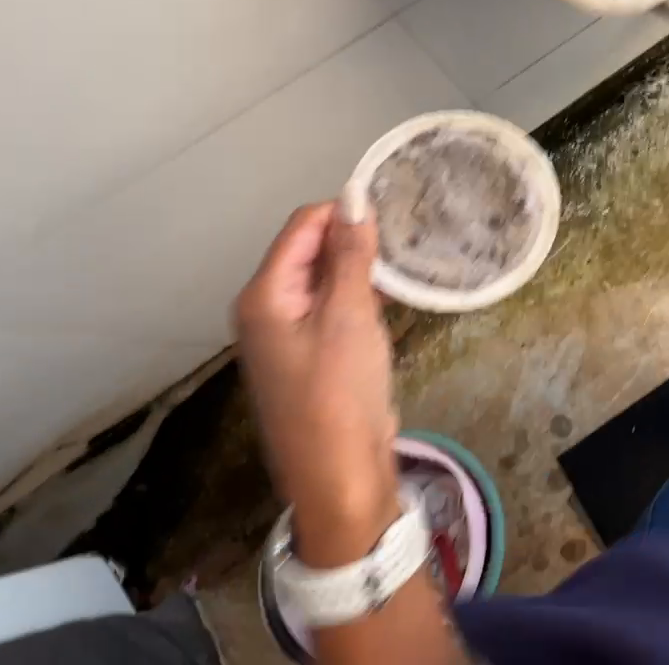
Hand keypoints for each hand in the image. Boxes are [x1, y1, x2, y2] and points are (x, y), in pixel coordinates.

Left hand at [234, 196, 400, 556]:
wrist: (339, 472)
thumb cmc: (339, 392)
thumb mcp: (349, 315)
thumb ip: (350, 254)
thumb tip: (353, 196)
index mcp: (264, 295)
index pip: (302, 226)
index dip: (345, 212)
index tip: (395, 211)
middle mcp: (267, 308)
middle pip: (311, 249)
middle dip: (354, 239)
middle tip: (405, 238)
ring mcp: (288, 332)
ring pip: (325, 277)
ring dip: (360, 266)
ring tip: (404, 263)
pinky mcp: (311, 351)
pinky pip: (333, 304)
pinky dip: (360, 293)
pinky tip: (391, 296)